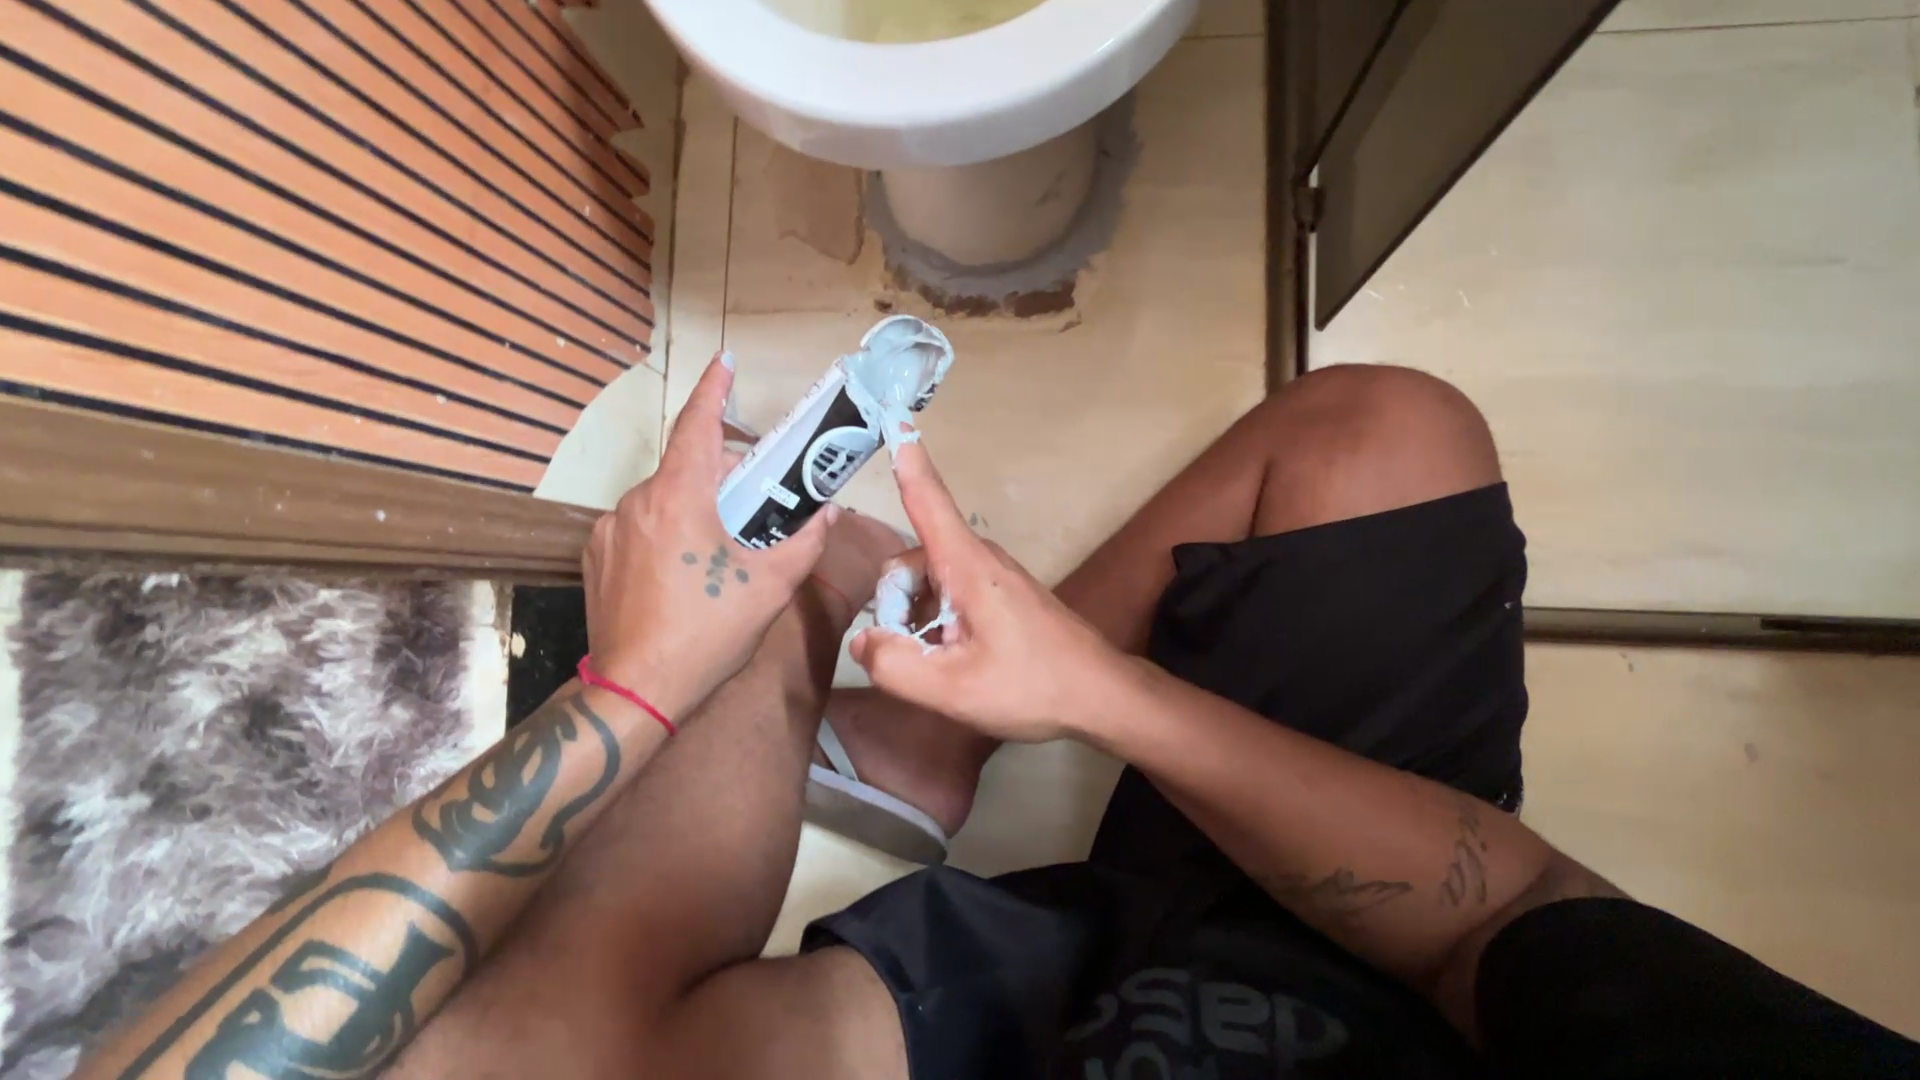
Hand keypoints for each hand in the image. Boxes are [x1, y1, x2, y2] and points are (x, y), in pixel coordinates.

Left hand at [582, 354, 836, 721]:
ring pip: (662, 499)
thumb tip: (827, 513)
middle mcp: (636, 503)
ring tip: (720, 545)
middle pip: (685, 468)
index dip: (715, 391)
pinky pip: (639, 526)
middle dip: (721, 474)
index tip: (725, 362)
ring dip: (694, 506)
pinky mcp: (597, 556)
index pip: (698, 427)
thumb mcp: (769, 587)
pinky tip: (685, 570)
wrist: (637, 689)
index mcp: (678, 499)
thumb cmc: (708, 633)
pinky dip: (667, 529)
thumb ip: (803, 542)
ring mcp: (610, 530)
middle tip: (754, 500)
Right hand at [849, 440, 1127, 743]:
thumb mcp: (953, 689)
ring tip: (940, 661)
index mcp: (967, 566)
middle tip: (916, 653)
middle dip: (895, 603)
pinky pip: (947, 592)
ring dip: (915, 617)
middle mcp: (978, 559)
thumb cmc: (1031, 686)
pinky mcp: (999, 594)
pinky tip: (952, 657)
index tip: (892, 416)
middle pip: (911, 559)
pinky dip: (935, 621)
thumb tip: (862, 639)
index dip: (907, 462)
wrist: (1099, 694)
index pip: (928, 501)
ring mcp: (991, 576)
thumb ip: (895, 665)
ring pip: (927, 580)